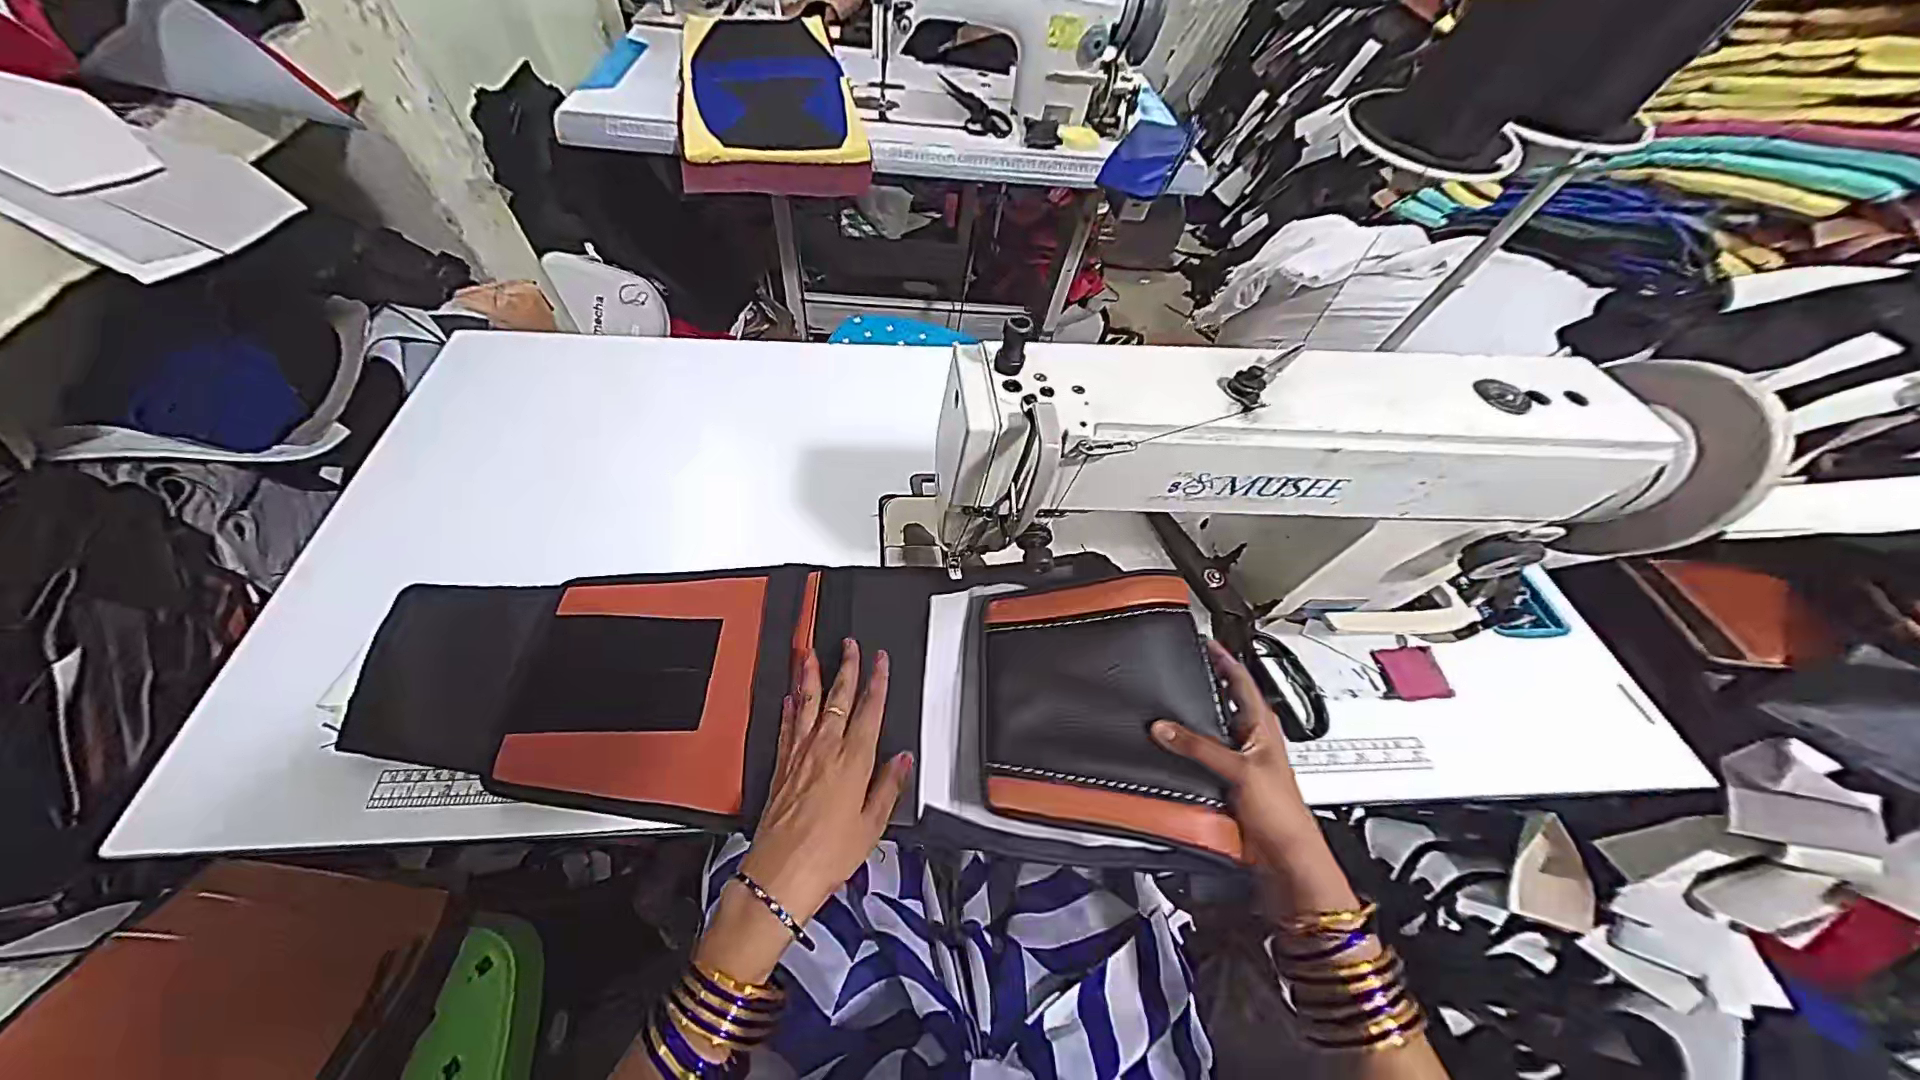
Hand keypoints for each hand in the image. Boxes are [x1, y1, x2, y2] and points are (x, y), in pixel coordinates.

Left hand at [696, 640, 910, 981]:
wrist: (779, 877)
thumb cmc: (826, 856)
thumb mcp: (872, 825)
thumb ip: (889, 786)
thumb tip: (903, 761)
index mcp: (852, 761)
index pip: (870, 709)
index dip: (877, 680)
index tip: (880, 660)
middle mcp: (824, 752)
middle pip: (838, 698)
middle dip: (846, 667)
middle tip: (849, 645)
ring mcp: (798, 757)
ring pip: (806, 704)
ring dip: (809, 677)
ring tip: (809, 655)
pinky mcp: (780, 768)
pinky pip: (786, 727)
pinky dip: (788, 708)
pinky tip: (788, 698)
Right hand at [1152, 641, 1356, 916]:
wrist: (1286, 857)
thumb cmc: (1283, 813)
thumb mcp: (1238, 770)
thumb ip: (1198, 746)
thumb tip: (1164, 727)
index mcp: (1262, 726)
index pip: (1241, 680)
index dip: (1224, 658)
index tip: (1206, 641)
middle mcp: (1250, 739)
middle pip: (1223, 702)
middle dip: (1204, 685)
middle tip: (1182, 665)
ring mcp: (1238, 760)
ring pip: (1210, 730)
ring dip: (1191, 721)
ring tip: (1170, 703)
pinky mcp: (1226, 781)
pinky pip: (1200, 757)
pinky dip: (1186, 749)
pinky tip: (1171, 748)